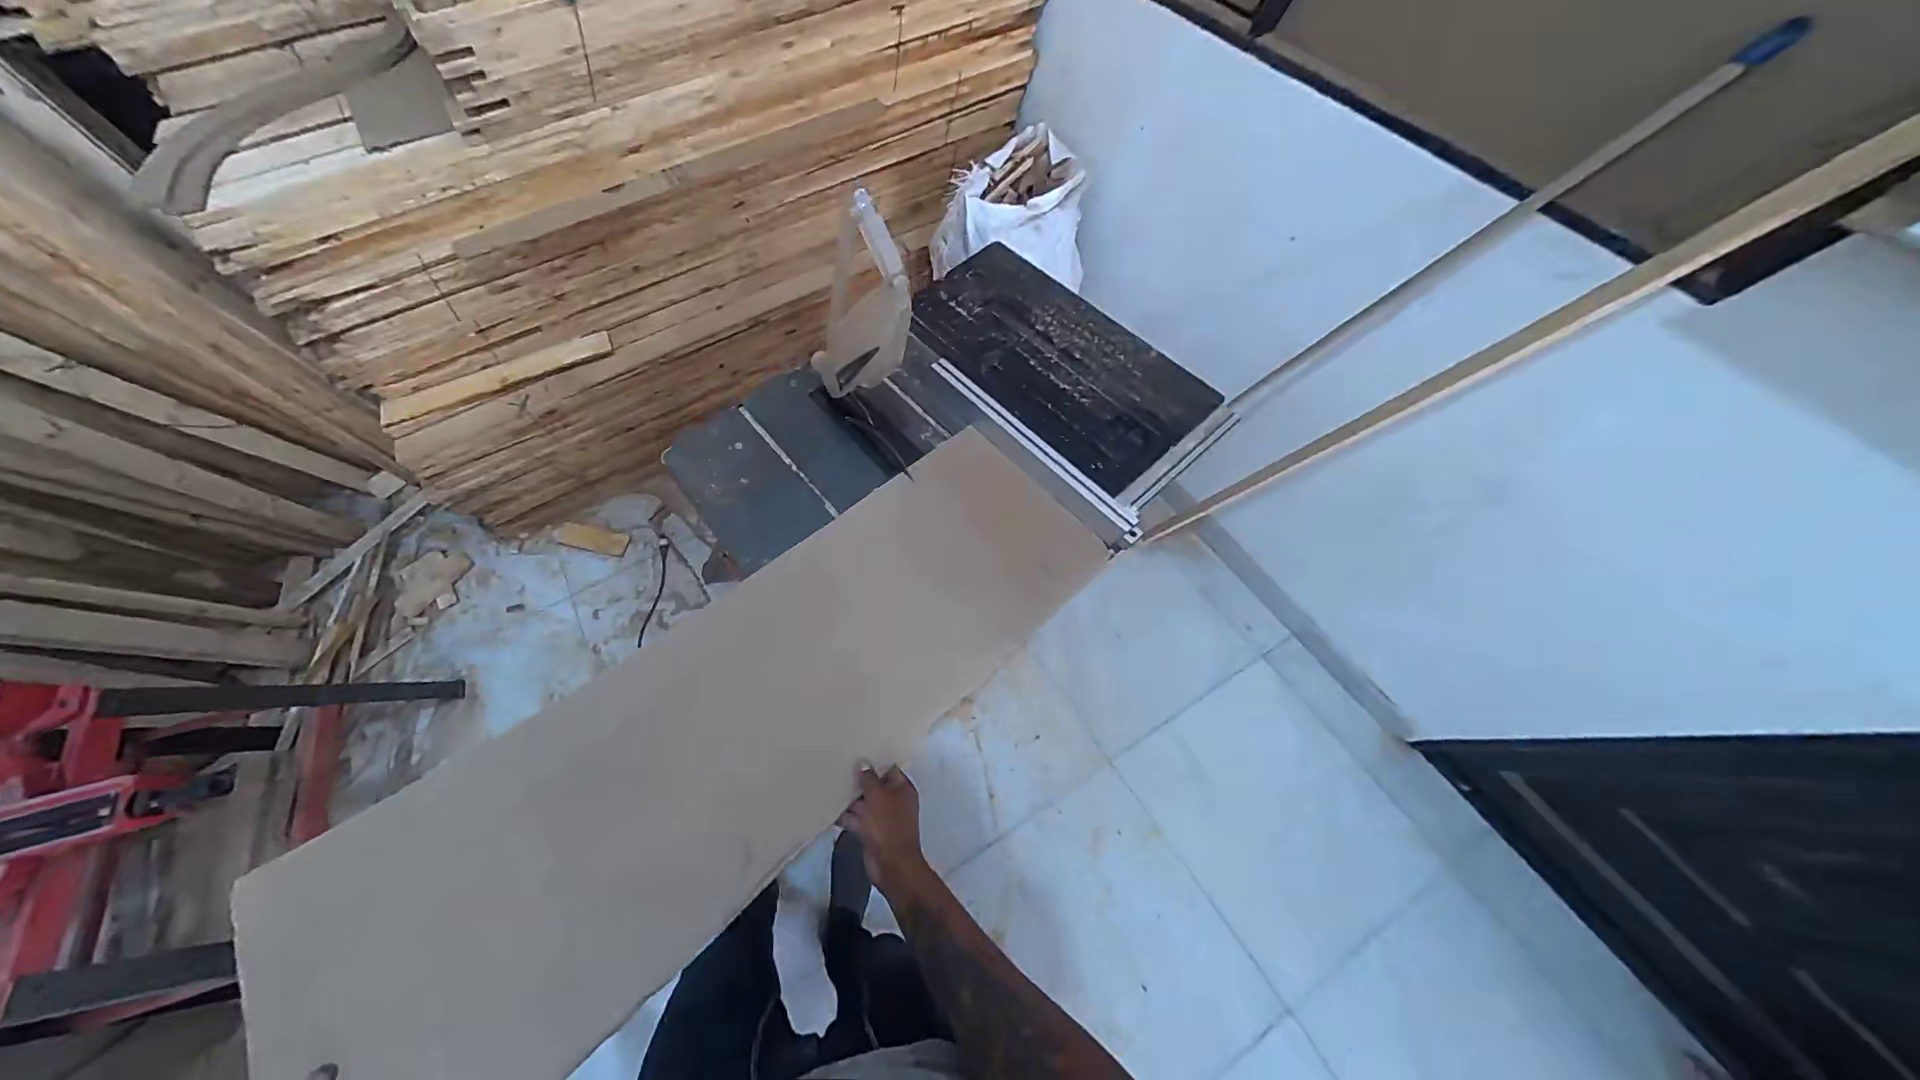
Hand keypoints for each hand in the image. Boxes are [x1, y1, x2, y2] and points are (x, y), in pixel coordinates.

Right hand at [838, 765, 933, 896]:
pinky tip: (829, 809)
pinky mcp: (871, 832)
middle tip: (838, 766)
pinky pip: (857, 819)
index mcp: (902, 789)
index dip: (874, 761)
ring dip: (849, 798)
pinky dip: (845, 816)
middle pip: (875, 786)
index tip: (857, 752)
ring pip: (864, 803)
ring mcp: (882, 818)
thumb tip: (863, 763)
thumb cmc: (888, 824)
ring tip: (829, 785)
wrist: (891, 864)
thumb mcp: (877, 795)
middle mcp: (894, 801)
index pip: (889, 769)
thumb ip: (868, 778)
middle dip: (858, 780)